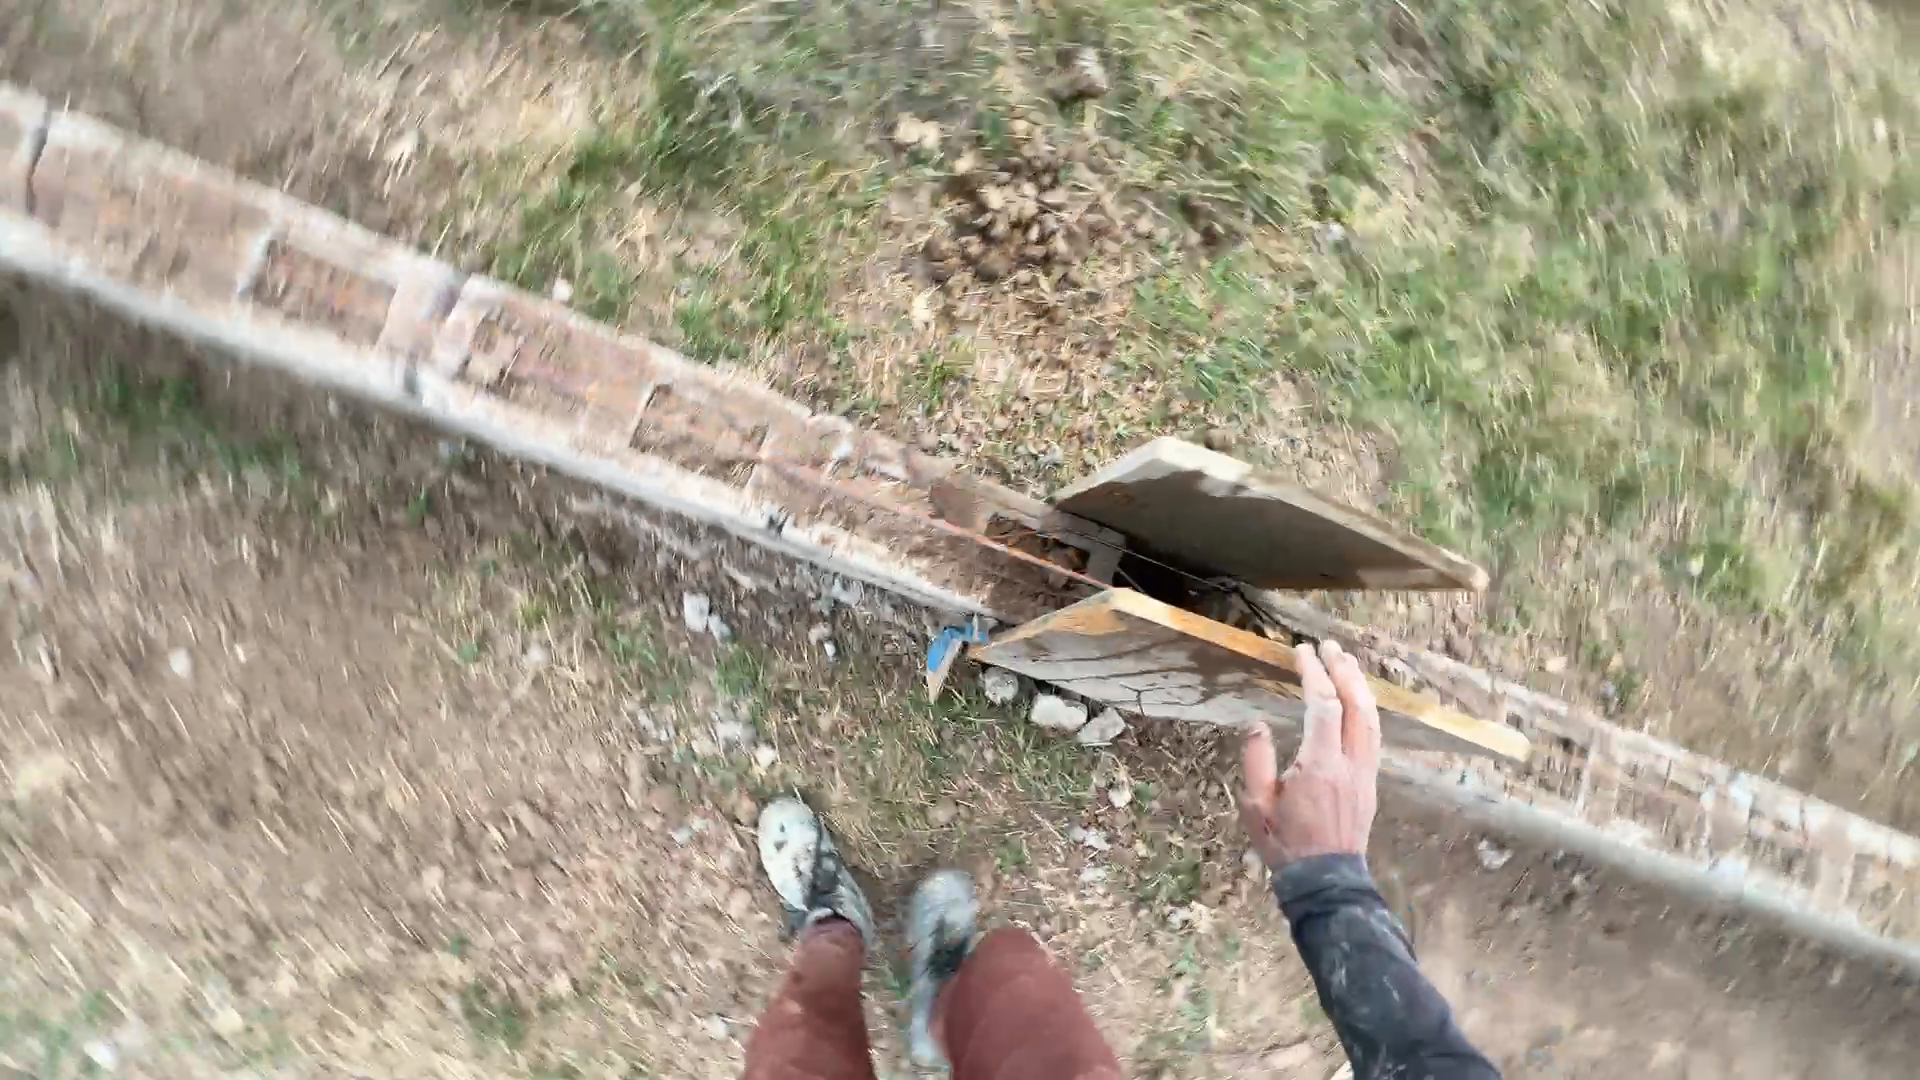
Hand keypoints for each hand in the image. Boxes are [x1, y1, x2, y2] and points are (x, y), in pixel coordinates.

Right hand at [1241, 640, 1381, 870]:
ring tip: (1346, 662)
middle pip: (1356, 706)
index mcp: (1320, 766)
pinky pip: (1372, 736)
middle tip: (1329, 646)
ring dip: (1359, 687)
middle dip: (1344, 671)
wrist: (1326, 882)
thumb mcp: (1255, 803)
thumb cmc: (1284, 842)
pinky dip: (1364, 709)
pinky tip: (1355, 701)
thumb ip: (1256, 760)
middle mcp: (1349, 765)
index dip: (1313, 674)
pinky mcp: (1369, 783)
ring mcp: (1364, 774)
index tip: (1301, 651)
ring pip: (1370, 720)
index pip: (1322, 706)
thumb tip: (1257, 724)